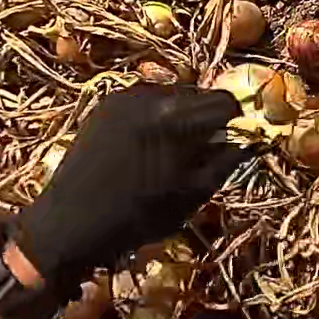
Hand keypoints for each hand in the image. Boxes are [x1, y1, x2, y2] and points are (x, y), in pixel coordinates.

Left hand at [9, 85, 244, 287]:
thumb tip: (250, 139)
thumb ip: (226, 160)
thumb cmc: (137, 216)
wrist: (68, 224)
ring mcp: (128, 94)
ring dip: (181, 115)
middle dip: (206, 118)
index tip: (228, 143)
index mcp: (179, 117)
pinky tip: (145, 142)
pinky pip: (148, 99)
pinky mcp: (109, 100)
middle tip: (198, 149)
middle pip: (200, 94)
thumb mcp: (193, 194)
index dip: (233, 122)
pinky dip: (156, 115)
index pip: (226, 102)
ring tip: (169, 148)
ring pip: (174, 94)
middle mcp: (155, 94)